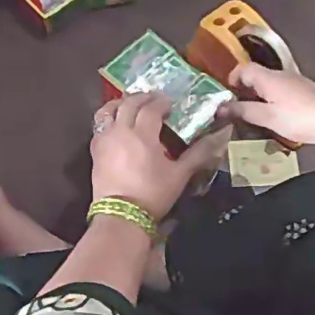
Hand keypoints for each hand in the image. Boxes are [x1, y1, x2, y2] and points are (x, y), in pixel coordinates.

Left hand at [90, 93, 225, 219]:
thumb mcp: (179, 175)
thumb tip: (219, 136)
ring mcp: (105, 140)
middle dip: (142, 97)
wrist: (121, 216)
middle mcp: (121, 131)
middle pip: (129, 104)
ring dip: (121, 103)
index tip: (170, 103)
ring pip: (108, 111)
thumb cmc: (153, 194)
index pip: (151, 108)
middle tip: (153, 99)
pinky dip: (108, 118)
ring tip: (131, 105)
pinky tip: (117, 125)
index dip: (161, 102)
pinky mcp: (95, 151)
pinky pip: (99, 126)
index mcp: (143, 134)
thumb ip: (198, 153)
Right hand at [219, 64, 314, 145]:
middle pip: (258, 76)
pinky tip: (274, 116)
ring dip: (259, 96)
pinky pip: (282, 91)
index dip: (233, 79)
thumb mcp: (267, 117)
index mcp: (268, 78)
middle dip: (245, 90)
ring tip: (254, 115)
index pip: (245, 69)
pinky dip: (273, 100)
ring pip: (271, 84)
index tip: (227, 95)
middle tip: (236, 109)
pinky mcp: (306, 92)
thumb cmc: (298, 117)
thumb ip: (243, 111)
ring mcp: (296, 82)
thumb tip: (221, 108)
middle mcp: (282, 75)